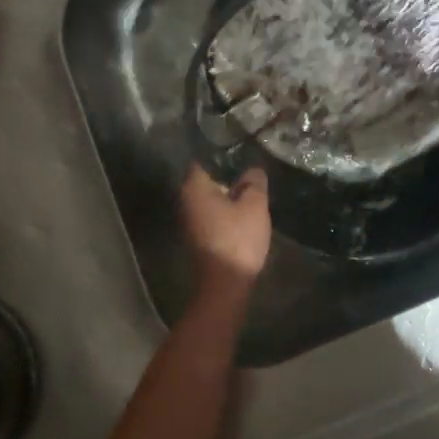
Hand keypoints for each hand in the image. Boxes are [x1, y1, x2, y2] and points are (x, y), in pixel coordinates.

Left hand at [179, 165, 270, 305]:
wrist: (224, 285)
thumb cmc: (237, 239)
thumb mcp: (254, 206)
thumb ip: (254, 183)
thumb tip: (253, 169)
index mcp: (194, 187)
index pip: (202, 160)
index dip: (221, 155)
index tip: (239, 152)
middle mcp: (184, 200)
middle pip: (205, 180)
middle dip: (225, 176)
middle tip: (248, 171)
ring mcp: (188, 220)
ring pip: (208, 199)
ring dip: (225, 195)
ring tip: (249, 191)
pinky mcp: (195, 237)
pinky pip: (210, 215)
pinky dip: (223, 212)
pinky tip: (240, 214)